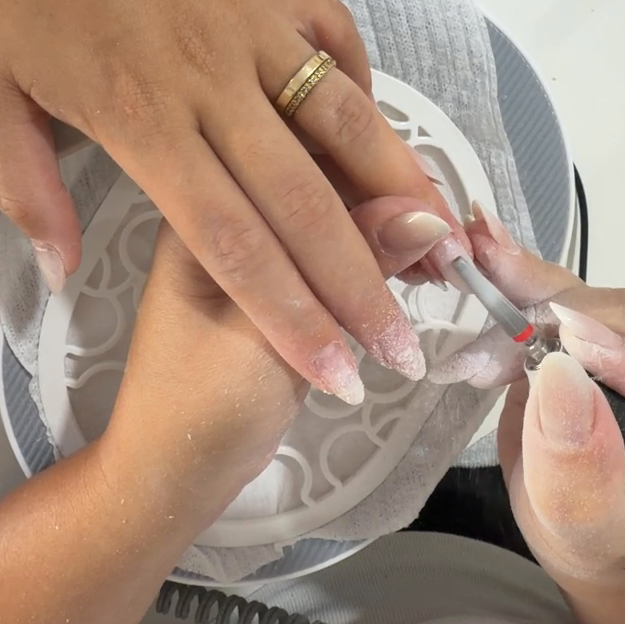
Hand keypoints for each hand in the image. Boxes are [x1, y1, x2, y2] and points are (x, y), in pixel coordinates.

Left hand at [0, 0, 458, 403]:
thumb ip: (27, 189)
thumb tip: (61, 270)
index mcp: (141, 119)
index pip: (232, 243)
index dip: (290, 319)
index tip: (337, 374)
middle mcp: (215, 80)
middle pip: (302, 203)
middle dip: (359, 288)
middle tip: (408, 349)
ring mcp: (258, 20)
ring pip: (345, 125)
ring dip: (397, 197)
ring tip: (442, 254)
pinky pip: (340, 48)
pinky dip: (365, 99)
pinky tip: (378, 137)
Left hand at [99, 198, 456, 516]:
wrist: (173, 471)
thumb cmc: (201, 407)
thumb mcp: (274, 338)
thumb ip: (344, 275)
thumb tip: (425, 216)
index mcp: (208, 206)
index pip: (298, 152)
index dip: (376, 172)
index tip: (439, 211)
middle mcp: (229, 205)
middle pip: (322, 171)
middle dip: (392, 196)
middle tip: (451, 240)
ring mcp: (253, 235)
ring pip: (332, 205)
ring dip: (389, 223)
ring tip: (440, 259)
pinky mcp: (275, 268)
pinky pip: (331, 239)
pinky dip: (374, 250)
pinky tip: (411, 266)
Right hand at [432, 208, 624, 593]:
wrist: (576, 529)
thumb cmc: (602, 546)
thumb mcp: (591, 539)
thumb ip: (583, 477)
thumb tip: (560, 376)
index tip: (578, 353)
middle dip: (569, 331)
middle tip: (499, 359)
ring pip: (598, 296)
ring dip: (531, 305)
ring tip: (477, 332)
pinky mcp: (590, 319)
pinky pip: (556, 283)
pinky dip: (515, 273)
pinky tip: (483, 252)